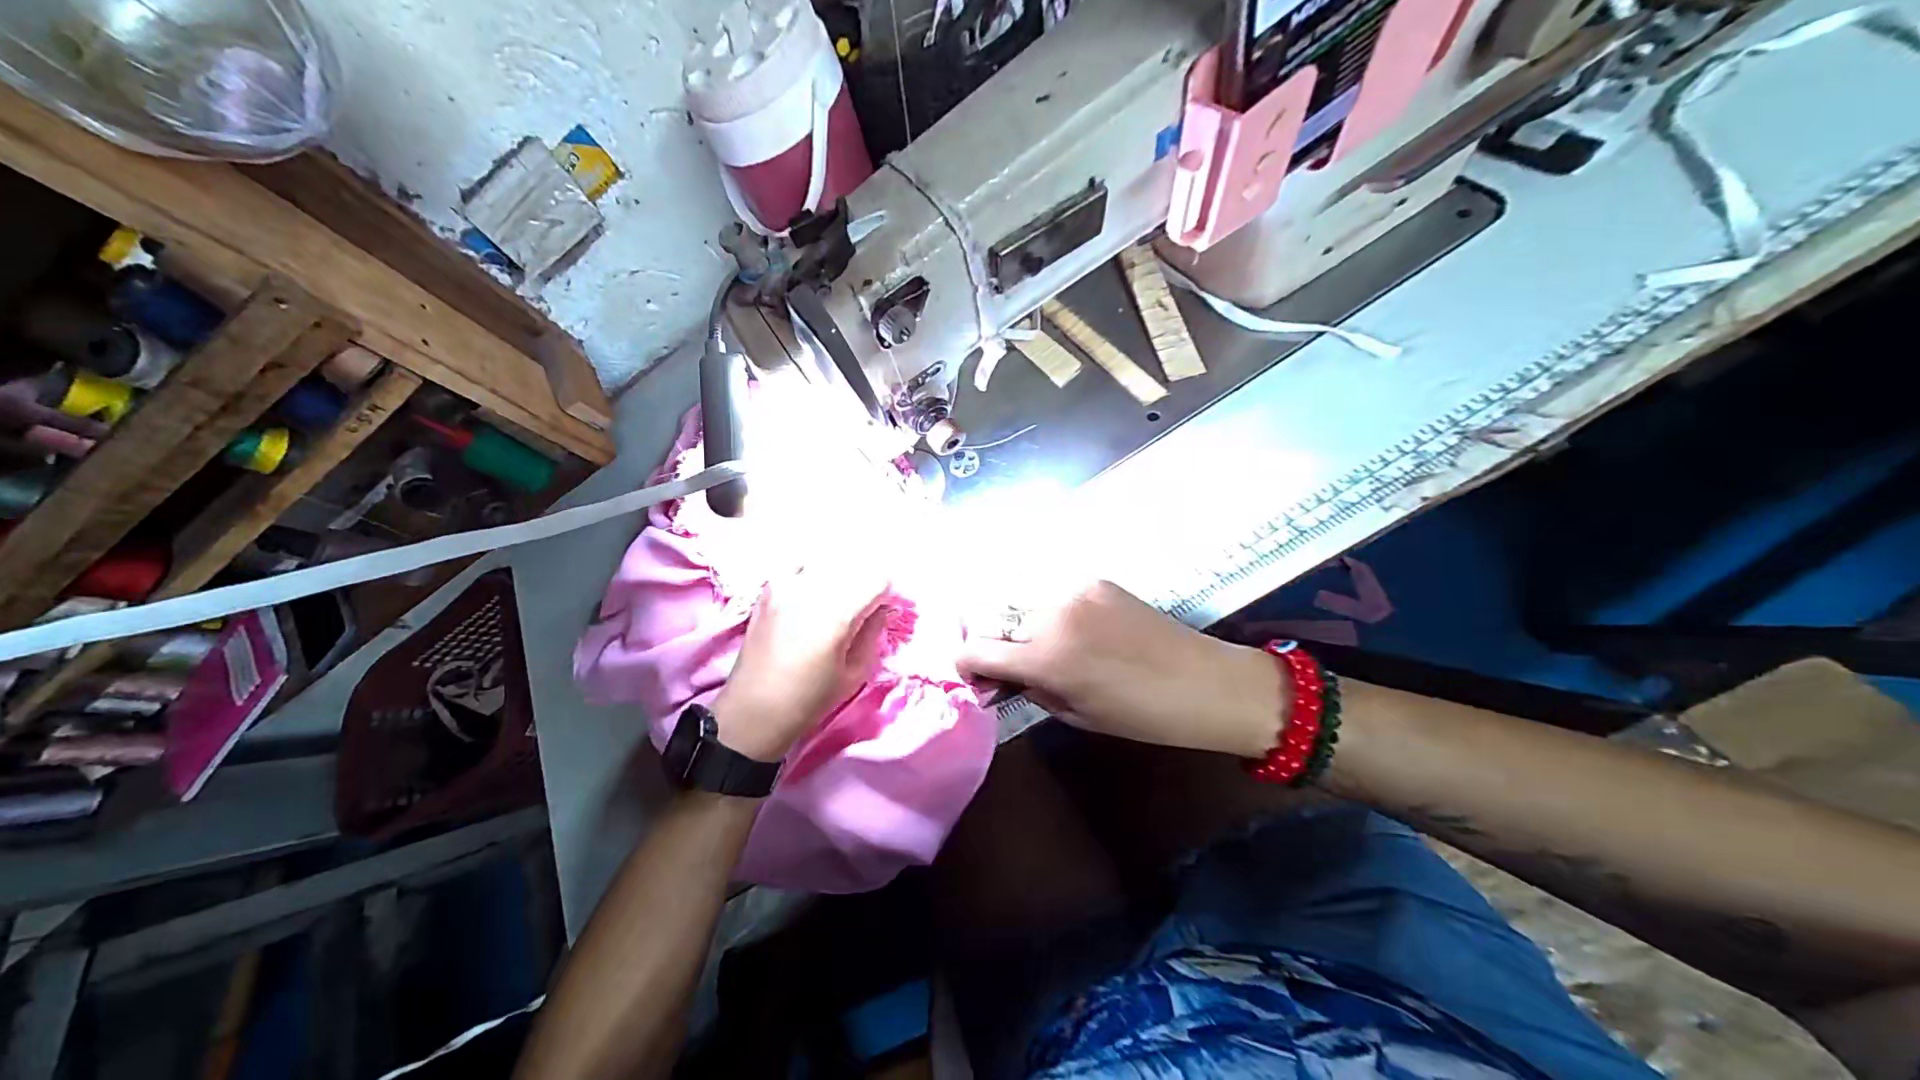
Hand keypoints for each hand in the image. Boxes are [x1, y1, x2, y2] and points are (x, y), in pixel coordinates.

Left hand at [713, 561, 892, 760]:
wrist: (753, 710)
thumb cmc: (809, 699)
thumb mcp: (855, 672)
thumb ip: (873, 632)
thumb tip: (882, 608)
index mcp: (837, 613)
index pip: (879, 578)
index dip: (886, 595)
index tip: (883, 612)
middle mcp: (811, 588)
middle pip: (855, 563)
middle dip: (865, 581)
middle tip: (864, 607)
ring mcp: (786, 584)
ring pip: (827, 558)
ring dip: (840, 573)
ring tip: (838, 599)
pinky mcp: (769, 587)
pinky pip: (800, 565)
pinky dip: (814, 572)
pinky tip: (813, 594)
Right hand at [958, 581, 1285, 756]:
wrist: (1204, 682)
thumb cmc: (1140, 715)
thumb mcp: (1076, 714)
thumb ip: (1031, 689)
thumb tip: (1003, 676)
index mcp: (1045, 658)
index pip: (975, 650)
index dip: (968, 666)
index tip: (980, 677)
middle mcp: (1051, 616)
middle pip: (998, 624)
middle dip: (1001, 647)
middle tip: (1021, 667)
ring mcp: (1075, 592)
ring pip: (1028, 607)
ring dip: (1029, 628)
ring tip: (1057, 648)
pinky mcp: (1096, 581)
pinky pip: (1058, 596)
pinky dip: (1057, 614)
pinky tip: (1082, 632)